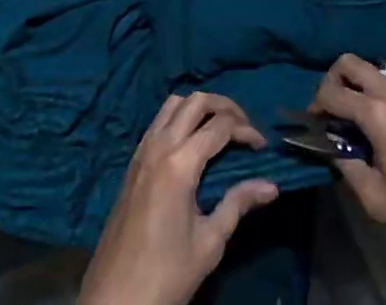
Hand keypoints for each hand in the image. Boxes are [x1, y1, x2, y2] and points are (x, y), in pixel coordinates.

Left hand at [78, 93, 279, 304]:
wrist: (113, 302)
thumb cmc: (165, 274)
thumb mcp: (209, 242)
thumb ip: (238, 203)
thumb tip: (271, 186)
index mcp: (179, 163)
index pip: (221, 125)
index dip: (246, 130)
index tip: (262, 148)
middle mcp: (158, 147)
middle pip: (196, 101)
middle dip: (225, 107)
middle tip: (243, 128)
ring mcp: (141, 152)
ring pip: (173, 104)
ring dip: (199, 108)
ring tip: (219, 129)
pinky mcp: (132, 164)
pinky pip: (158, 122)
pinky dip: (179, 119)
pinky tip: (192, 144)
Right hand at [311, 55, 385, 304]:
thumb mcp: (374, 198)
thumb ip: (345, 164)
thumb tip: (329, 146)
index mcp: (378, 112)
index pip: (332, 92)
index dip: (314, 107)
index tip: (310, 127)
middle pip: (352, 63)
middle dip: (332, 81)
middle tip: (328, 114)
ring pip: (376, 74)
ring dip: (358, 89)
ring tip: (355, 128)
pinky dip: (380, 99)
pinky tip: (384, 133)